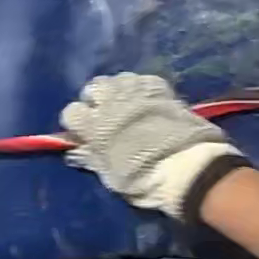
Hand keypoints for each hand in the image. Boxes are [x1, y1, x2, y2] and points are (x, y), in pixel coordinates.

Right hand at [60, 72, 245, 219]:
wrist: (188, 169)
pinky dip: (141, 88)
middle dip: (96, 100)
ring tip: (125, 104)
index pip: (70, 113)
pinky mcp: (160, 89)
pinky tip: (146, 100)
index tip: (84, 133)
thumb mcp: (109, 175)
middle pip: (92, 89)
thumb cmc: (142, 178)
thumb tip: (76, 149)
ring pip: (116, 80)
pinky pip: (143, 80)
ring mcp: (135, 93)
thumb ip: (91, 157)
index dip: (77, 123)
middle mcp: (109, 103)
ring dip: (117, 91)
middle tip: (105, 116)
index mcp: (92, 125)